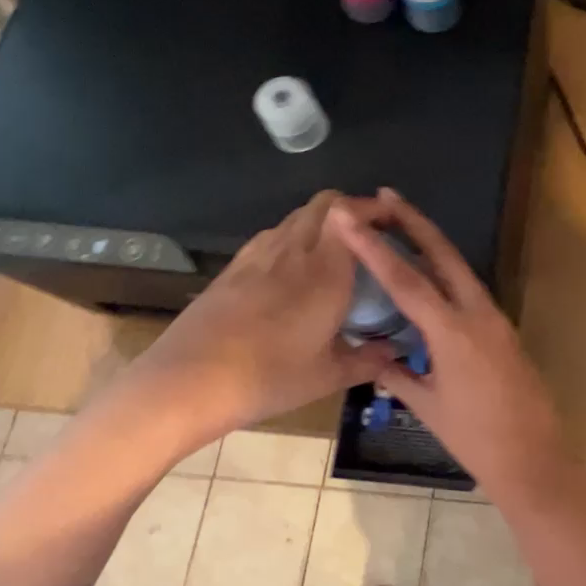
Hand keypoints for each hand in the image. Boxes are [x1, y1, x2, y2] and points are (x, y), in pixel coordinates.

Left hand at [105, 190, 396, 459]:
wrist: (190, 381)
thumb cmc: (270, 377)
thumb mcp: (328, 376)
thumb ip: (368, 360)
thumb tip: (395, 353)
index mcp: (325, 269)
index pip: (351, 212)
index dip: (375, 209)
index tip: (395, 223)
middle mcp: (293, 249)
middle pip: (324, 204)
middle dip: (351, 210)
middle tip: (369, 237)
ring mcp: (258, 254)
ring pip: (296, 217)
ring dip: (321, 224)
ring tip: (336, 254)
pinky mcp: (234, 266)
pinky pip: (272, 237)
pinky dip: (292, 240)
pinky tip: (293, 274)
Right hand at [332, 188, 566, 489]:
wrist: (533, 459)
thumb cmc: (475, 439)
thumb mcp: (428, 406)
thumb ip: (397, 375)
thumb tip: (374, 355)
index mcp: (453, 332)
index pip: (406, 280)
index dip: (374, 247)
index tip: (349, 218)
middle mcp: (478, 315)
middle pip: (443, 256)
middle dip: (414, 222)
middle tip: (386, 195)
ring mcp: (497, 321)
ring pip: (460, 271)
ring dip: (432, 246)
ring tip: (403, 226)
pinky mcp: (505, 332)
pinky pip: (471, 293)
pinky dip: (447, 275)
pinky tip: (431, 277)